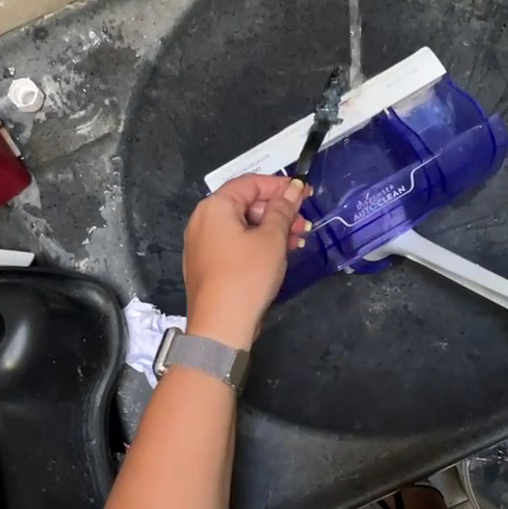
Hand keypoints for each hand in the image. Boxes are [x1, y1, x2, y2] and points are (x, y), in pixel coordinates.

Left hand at [182, 174, 310, 349]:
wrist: (221, 326)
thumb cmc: (246, 276)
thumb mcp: (272, 239)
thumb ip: (283, 210)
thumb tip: (294, 188)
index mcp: (215, 207)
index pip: (250, 183)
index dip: (280, 185)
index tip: (305, 194)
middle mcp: (203, 221)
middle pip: (245, 204)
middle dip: (277, 211)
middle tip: (303, 223)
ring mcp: (202, 245)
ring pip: (242, 226)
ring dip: (271, 230)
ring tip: (297, 241)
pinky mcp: (208, 266)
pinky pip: (235, 245)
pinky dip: (257, 245)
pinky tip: (278, 255)